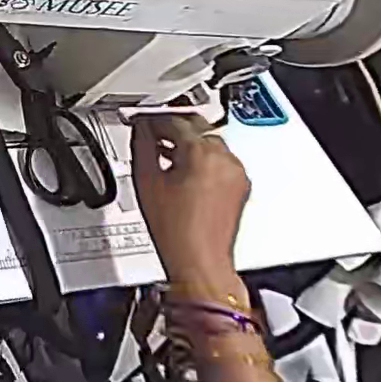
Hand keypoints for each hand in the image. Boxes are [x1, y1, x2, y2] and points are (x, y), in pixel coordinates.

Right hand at [131, 116, 251, 305]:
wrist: (199, 263)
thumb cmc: (175, 230)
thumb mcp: (145, 179)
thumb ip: (143, 144)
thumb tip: (141, 129)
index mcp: (202, 153)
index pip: (174, 121)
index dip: (152, 119)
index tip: (140, 121)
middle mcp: (225, 160)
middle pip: (196, 126)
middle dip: (172, 125)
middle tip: (151, 129)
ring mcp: (236, 173)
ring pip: (209, 141)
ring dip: (188, 141)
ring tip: (165, 149)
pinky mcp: (239, 186)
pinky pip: (220, 159)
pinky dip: (201, 156)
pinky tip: (182, 166)